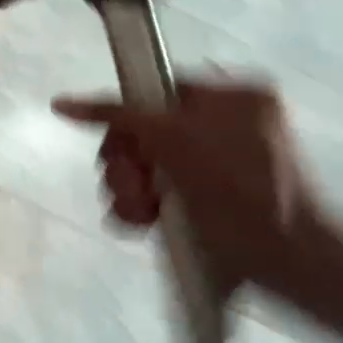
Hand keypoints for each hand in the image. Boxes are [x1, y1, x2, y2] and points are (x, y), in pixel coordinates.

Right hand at [52, 79, 313, 295]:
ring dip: (126, 188)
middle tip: (139, 179)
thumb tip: (61, 103)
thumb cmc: (236, 182)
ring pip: (133, 166)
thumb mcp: (171, 135)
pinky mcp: (193, 201)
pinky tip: (145, 220)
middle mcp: (219, 129)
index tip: (127, 138)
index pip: (155, 89)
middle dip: (126, 162)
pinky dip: (135, 207)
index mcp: (232, 99)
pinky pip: (142, 192)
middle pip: (136, 131)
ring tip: (145, 207)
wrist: (281, 252)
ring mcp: (205, 168)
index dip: (131, 114)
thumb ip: (115, 115)